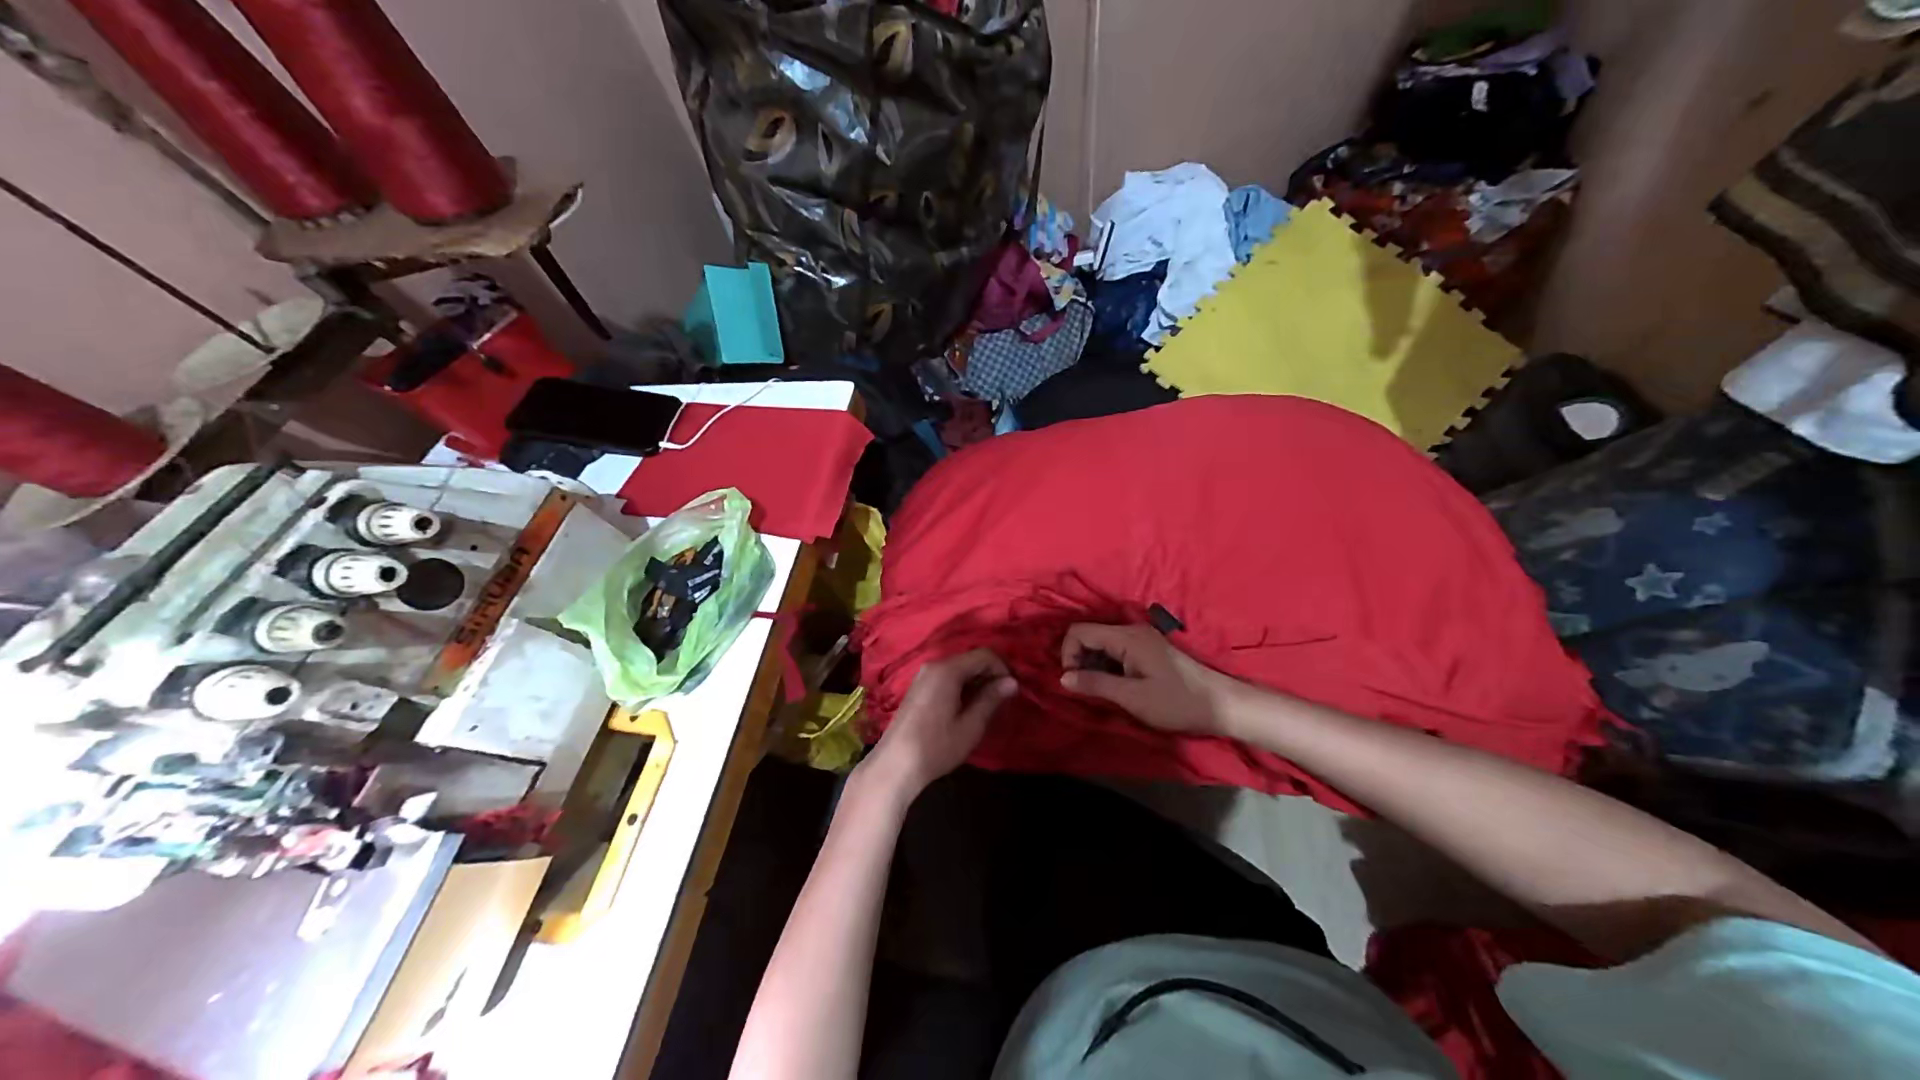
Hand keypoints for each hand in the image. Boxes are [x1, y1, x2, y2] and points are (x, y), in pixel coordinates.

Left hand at [864, 648, 1016, 794]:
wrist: (895, 765)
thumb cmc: (936, 747)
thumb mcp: (970, 726)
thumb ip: (991, 699)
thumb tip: (1011, 682)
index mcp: (947, 670)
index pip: (984, 655)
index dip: (1002, 669)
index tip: (1012, 691)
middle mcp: (934, 666)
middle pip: (970, 659)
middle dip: (990, 674)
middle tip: (1003, 699)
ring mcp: (923, 676)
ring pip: (958, 668)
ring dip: (976, 681)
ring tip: (987, 705)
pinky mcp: (918, 688)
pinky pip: (946, 677)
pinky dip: (961, 686)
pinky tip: (967, 707)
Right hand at [1059, 623, 1242, 734]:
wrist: (1223, 706)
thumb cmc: (1178, 702)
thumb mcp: (1133, 698)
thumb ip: (1096, 684)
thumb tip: (1063, 678)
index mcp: (1127, 638)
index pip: (1079, 632)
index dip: (1068, 654)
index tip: (1073, 682)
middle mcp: (1133, 632)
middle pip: (1090, 635)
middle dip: (1078, 660)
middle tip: (1083, 689)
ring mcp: (1142, 640)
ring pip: (1102, 644)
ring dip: (1092, 665)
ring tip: (1098, 691)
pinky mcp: (1149, 652)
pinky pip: (1116, 652)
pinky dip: (1106, 666)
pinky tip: (1114, 687)